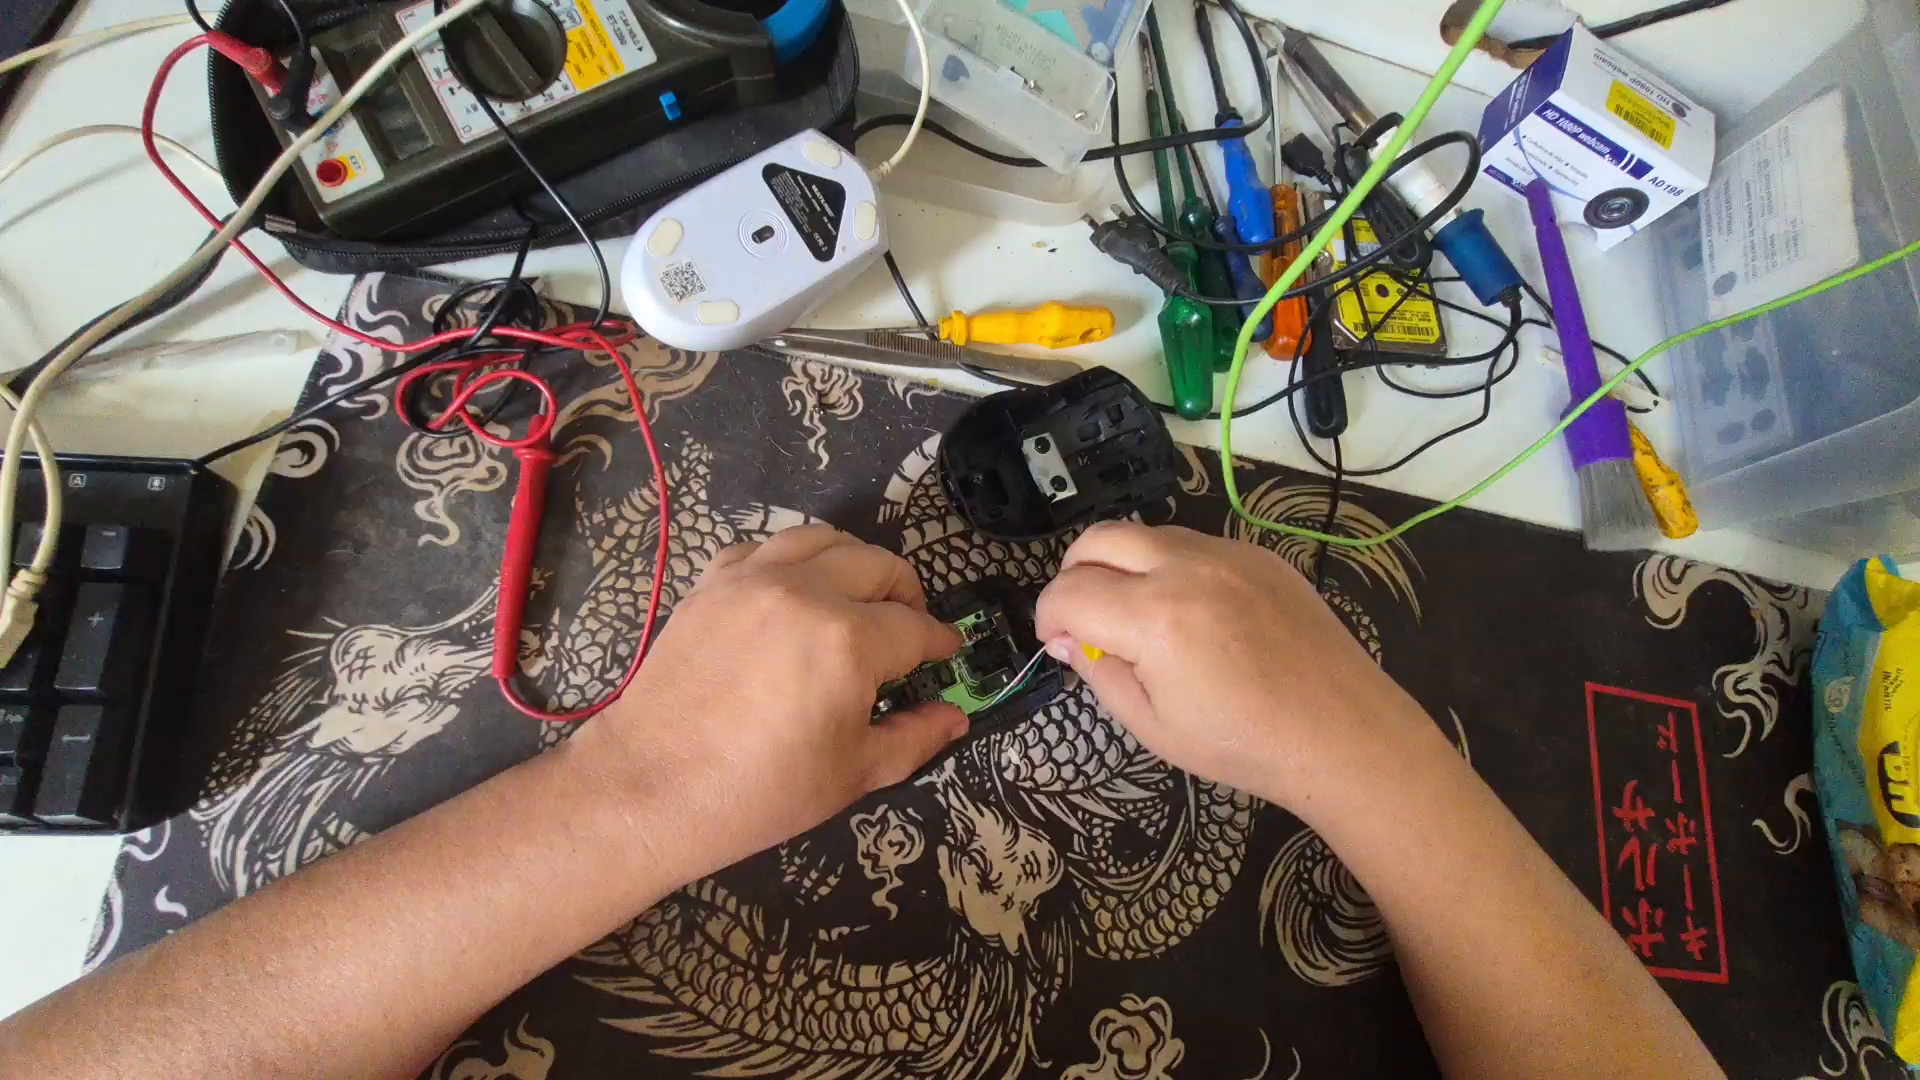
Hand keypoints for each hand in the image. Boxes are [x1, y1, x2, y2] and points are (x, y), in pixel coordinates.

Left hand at [574, 526, 966, 880]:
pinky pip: (763, 546)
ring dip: (855, 562)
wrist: (650, 786)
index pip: (916, 627)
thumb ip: (915, 737)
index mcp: (848, 640)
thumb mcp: (853, 773)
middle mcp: (807, 592)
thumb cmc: (760, 791)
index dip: (940, 641)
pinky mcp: (713, 582)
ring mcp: (754, 578)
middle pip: (879, 565)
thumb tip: (956, 717)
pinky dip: (791, 559)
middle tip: (909, 627)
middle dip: (908, 593)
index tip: (948, 652)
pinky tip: (793, 591)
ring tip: (858, 595)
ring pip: (825, 538)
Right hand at [1034, 522, 1441, 813]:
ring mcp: (1226, 553)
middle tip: (1083, 614)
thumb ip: (1098, 671)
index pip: (1068, 592)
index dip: (1047, 617)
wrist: (1343, 734)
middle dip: (1072, 573)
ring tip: (1135, 613)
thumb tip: (1066, 638)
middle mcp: (1186, 568)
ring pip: (1142, 533)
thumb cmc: (1241, 743)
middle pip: (1096, 539)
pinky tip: (1189, 610)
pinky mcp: (1256, 552)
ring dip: (1119, 564)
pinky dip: (1166, 566)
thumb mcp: (1152, 725)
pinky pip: (1189, 543)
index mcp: (1155, 618)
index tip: (1057, 641)